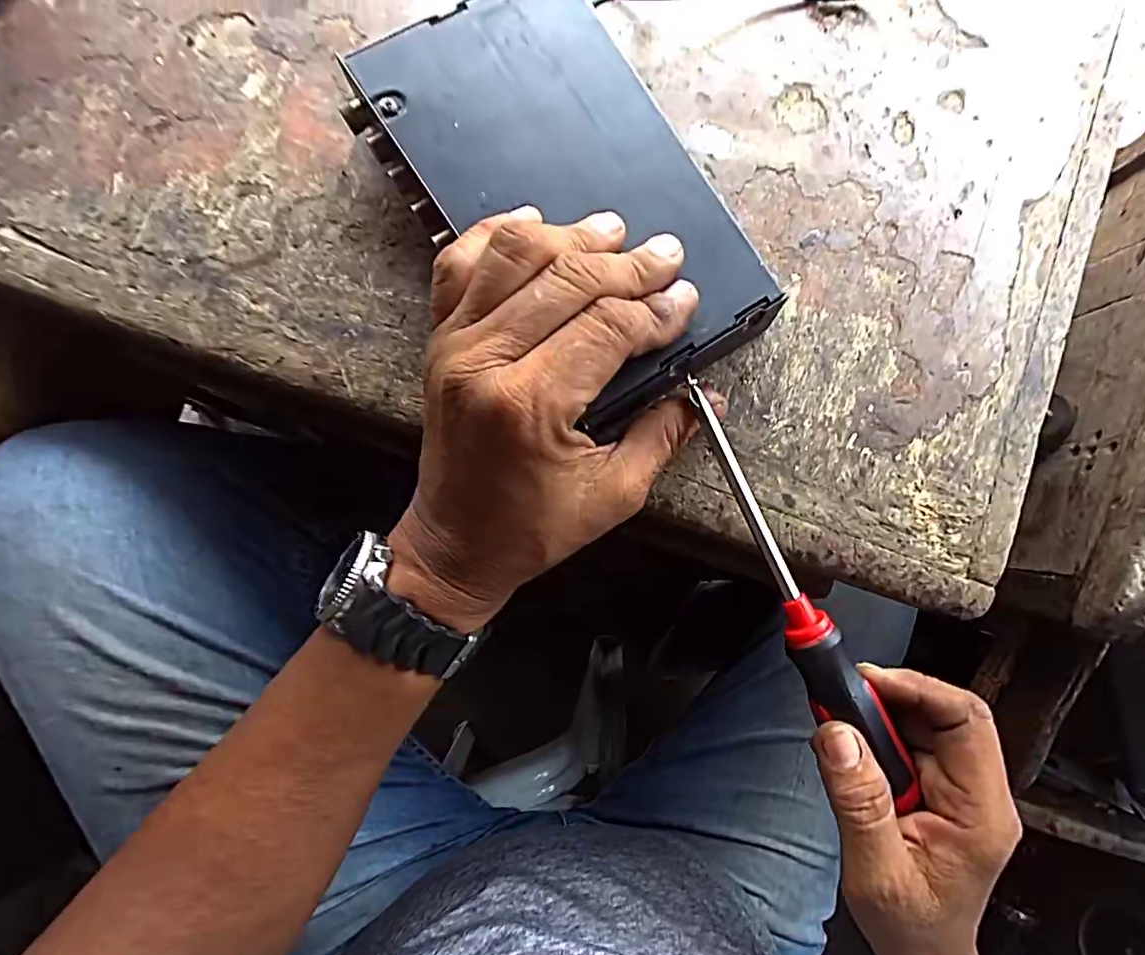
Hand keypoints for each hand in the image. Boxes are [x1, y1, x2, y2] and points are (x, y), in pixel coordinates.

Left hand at [387, 207, 708, 631]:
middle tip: (666, 253)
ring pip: (512, 257)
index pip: (605, 328)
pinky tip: (532, 221)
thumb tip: (704, 393)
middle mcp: (485, 360)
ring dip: (568, 237)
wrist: (457, 543)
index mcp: (530, 404)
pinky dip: (496, 234)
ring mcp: (454, 344)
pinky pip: (459, 265)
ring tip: (612, 230)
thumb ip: (662, 436)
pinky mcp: (440, 341)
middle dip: (626, 264)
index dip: (653, 310)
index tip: (686, 299)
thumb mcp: (615, 494)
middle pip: (564, 281)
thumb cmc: (533, 529)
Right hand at [812, 665, 1021, 954]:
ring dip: (883, 715)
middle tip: (845, 696)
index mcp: (982, 813)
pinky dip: (881, 733)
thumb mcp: (876, 872)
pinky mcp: (942, 788)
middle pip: (947, 713)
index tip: (868, 680)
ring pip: (928, 722)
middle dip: (893, 697)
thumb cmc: (912, 930)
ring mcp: (963, 790)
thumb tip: (838, 736)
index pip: (966, 720)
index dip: (918, 688)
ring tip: (842, 720)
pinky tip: (855, 743)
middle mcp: (981, 793)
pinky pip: (915, 741)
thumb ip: (858, 801)